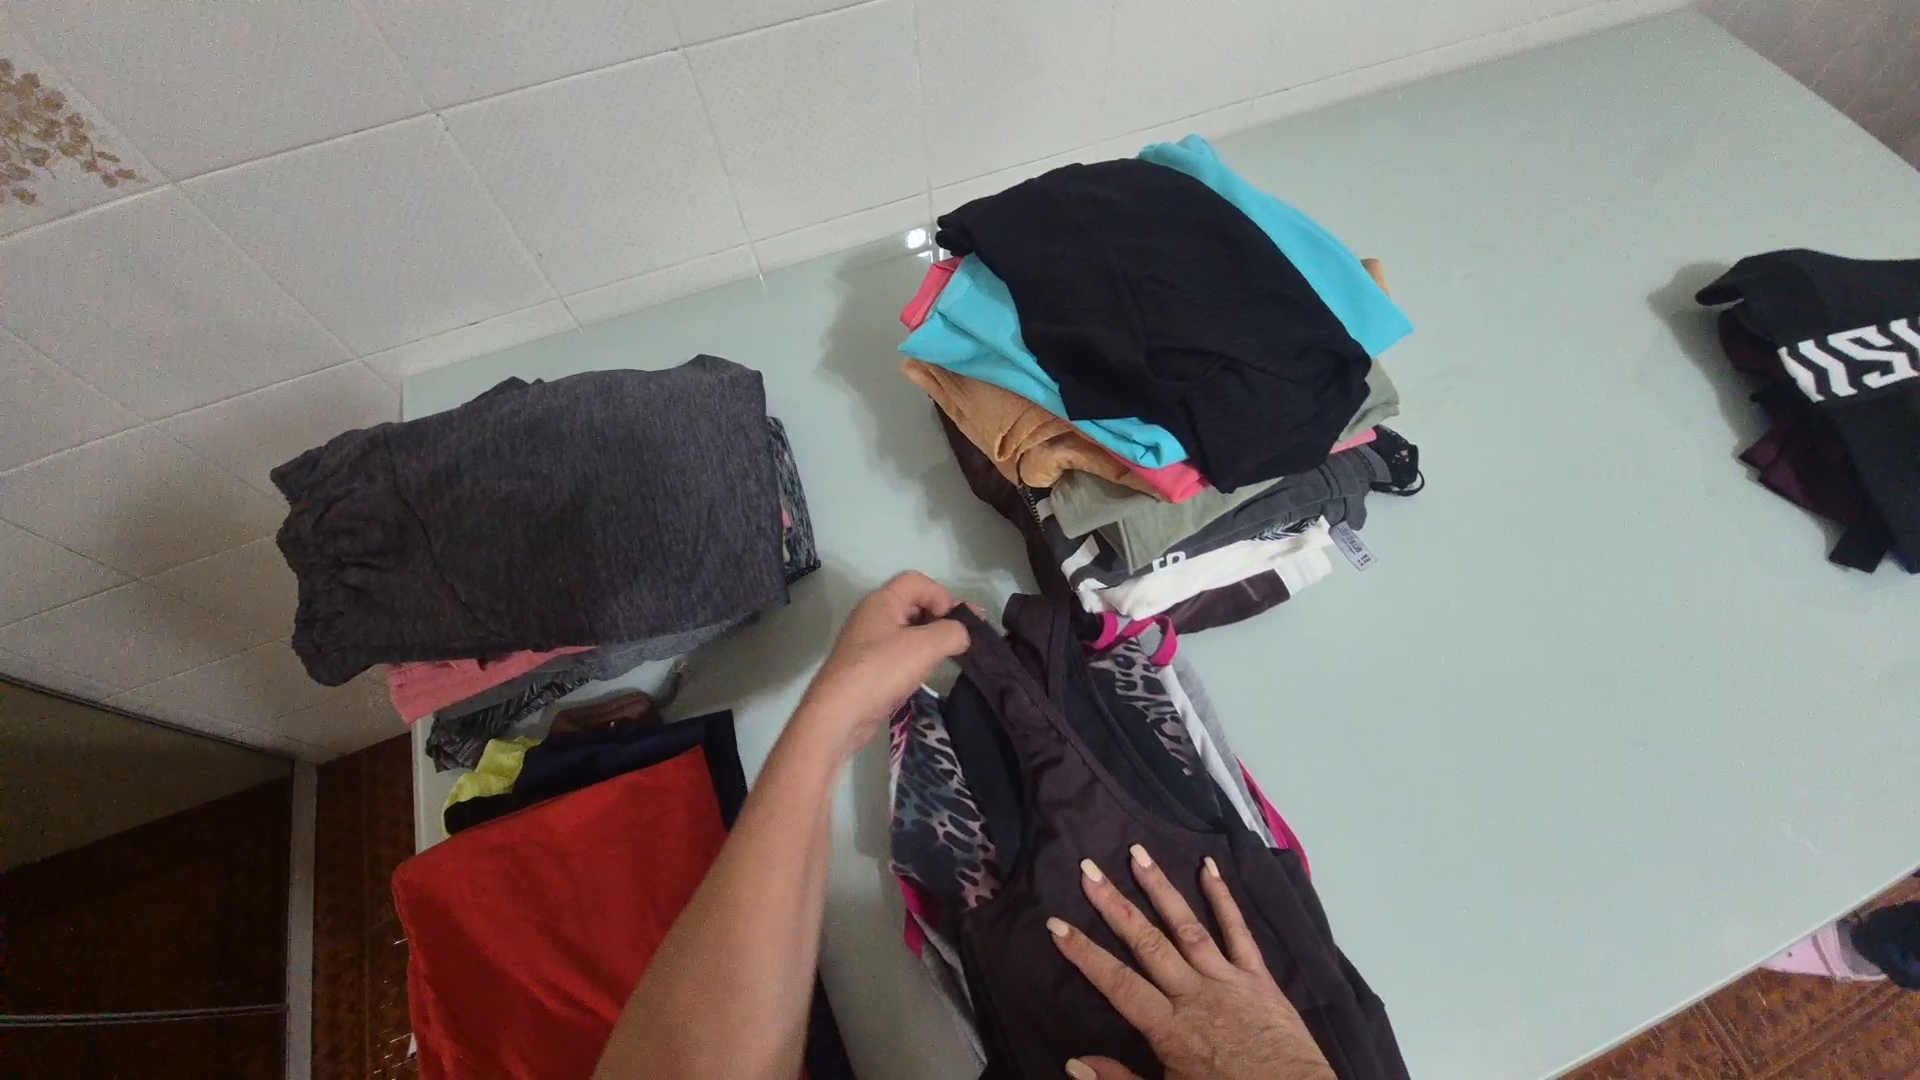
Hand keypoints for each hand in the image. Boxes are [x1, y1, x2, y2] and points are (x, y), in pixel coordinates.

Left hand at [793, 571, 974, 757]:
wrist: (838, 715)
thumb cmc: (881, 671)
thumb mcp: (925, 646)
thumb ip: (953, 632)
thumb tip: (964, 633)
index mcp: (881, 602)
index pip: (917, 582)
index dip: (942, 595)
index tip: (958, 623)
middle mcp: (871, 616)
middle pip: (913, 603)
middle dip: (940, 616)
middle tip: (963, 638)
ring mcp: (867, 642)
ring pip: (907, 630)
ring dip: (930, 638)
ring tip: (949, 656)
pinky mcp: (867, 666)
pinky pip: (898, 652)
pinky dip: (916, 657)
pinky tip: (925, 672)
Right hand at [1048, 846, 1335, 1079]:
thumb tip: (1073, 1063)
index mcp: (1170, 1028)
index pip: (1117, 983)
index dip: (1084, 954)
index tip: (1056, 924)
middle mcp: (1193, 994)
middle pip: (1146, 942)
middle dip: (1114, 904)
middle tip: (1089, 869)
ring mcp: (1227, 980)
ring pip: (1186, 926)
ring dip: (1160, 888)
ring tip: (1137, 853)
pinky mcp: (1259, 978)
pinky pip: (1239, 932)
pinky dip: (1223, 898)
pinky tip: (1208, 867)